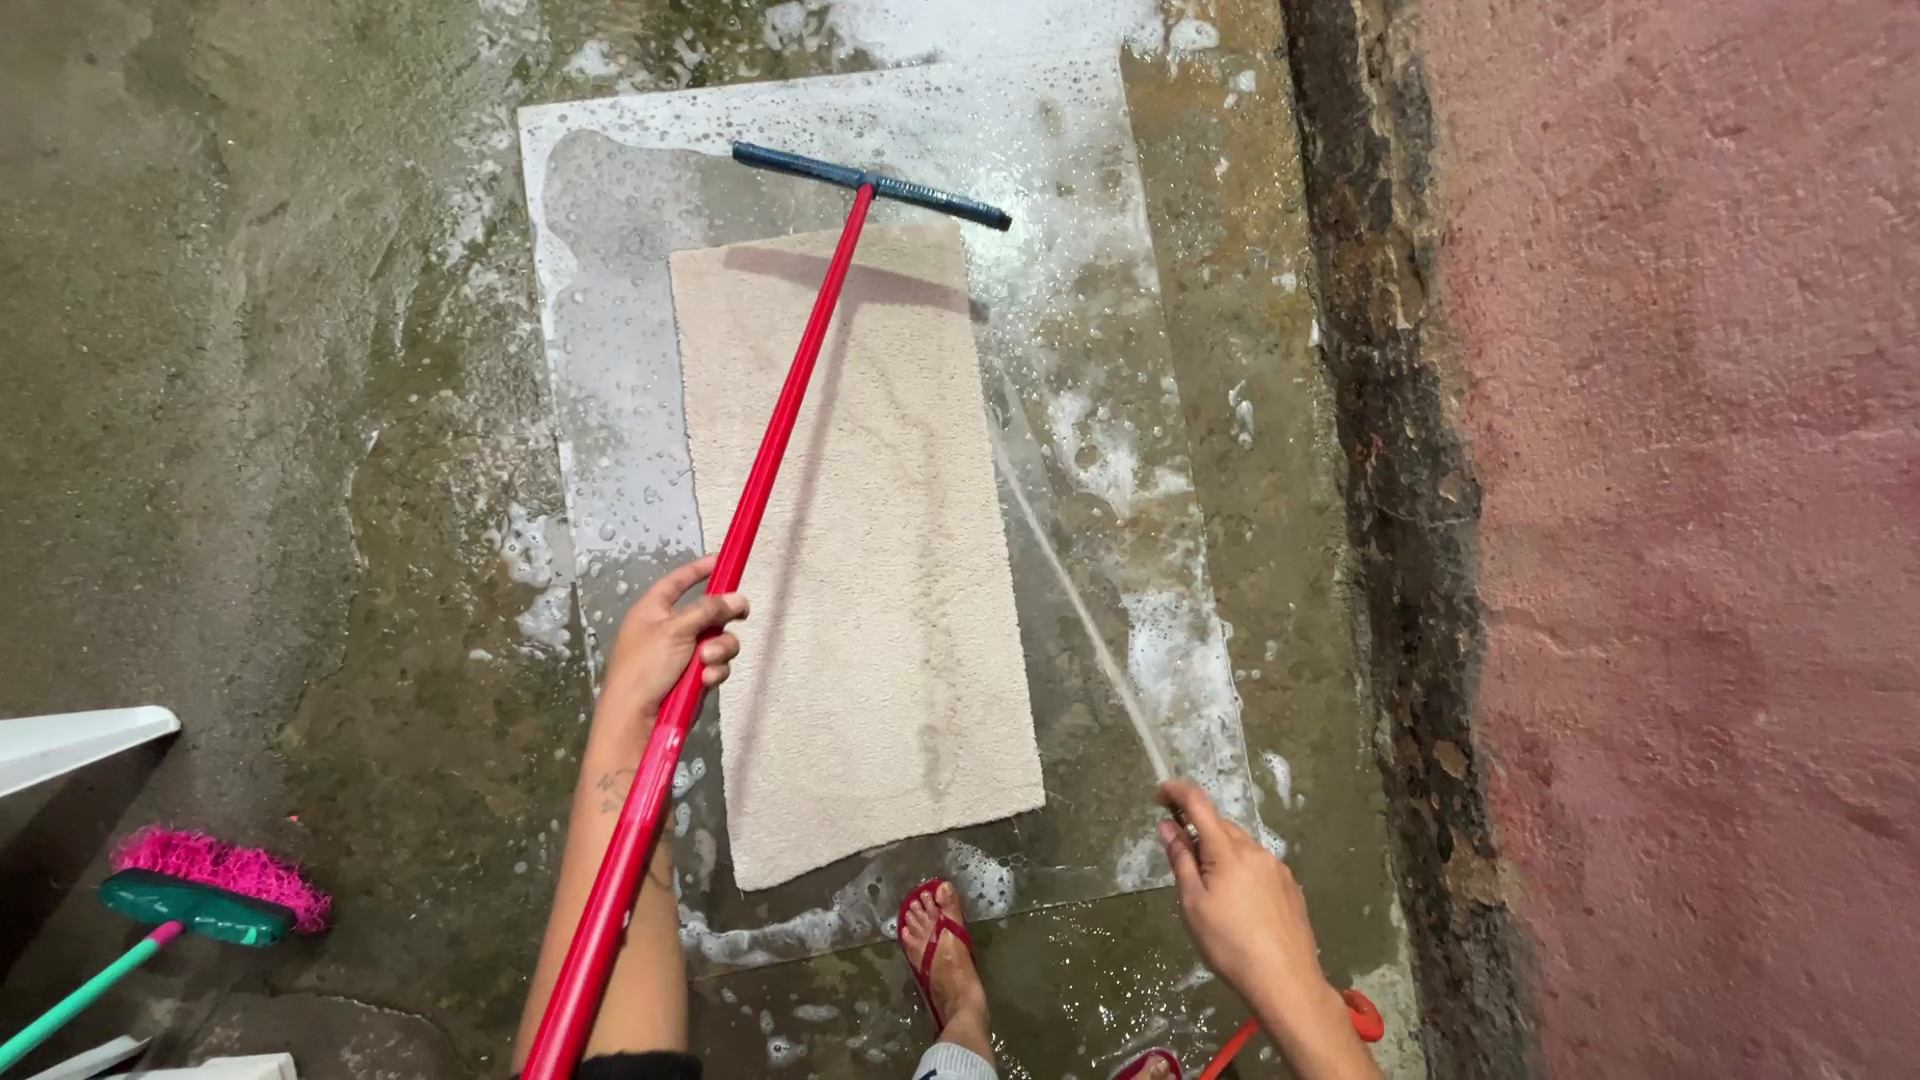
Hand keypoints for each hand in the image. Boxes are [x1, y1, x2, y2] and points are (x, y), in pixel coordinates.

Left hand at [597, 555, 748, 725]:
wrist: (636, 720)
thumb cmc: (646, 667)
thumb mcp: (676, 630)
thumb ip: (709, 610)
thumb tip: (739, 598)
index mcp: (653, 611)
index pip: (678, 582)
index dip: (698, 570)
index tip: (721, 560)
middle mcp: (669, 629)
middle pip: (708, 612)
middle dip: (721, 619)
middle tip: (740, 614)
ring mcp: (683, 654)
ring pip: (719, 640)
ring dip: (719, 649)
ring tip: (708, 660)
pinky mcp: (694, 677)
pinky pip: (717, 665)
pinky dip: (714, 671)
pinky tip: (705, 680)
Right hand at [1157, 780, 1383, 1079]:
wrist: (1287, 984)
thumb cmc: (1230, 945)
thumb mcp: (1193, 904)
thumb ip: (1181, 859)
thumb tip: (1168, 825)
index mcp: (1228, 851)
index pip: (1199, 803)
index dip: (1177, 791)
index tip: (1160, 794)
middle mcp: (1255, 850)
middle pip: (1220, 825)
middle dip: (1198, 830)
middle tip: (1183, 859)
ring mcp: (1277, 868)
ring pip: (1240, 845)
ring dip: (1221, 851)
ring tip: (1212, 889)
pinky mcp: (1291, 886)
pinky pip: (1258, 864)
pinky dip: (1241, 868)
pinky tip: (1239, 901)